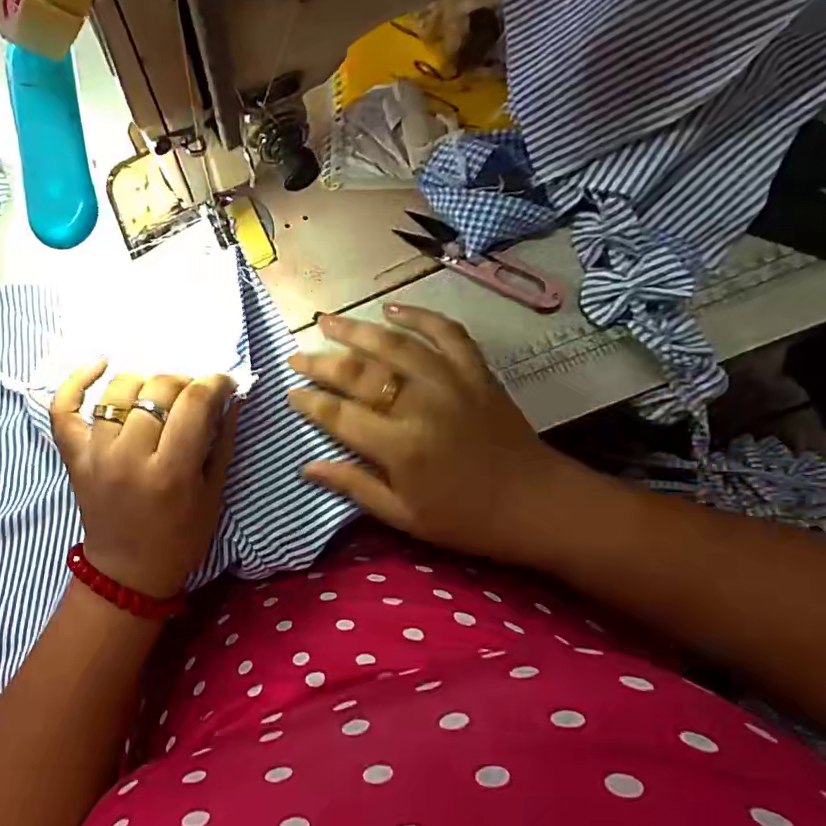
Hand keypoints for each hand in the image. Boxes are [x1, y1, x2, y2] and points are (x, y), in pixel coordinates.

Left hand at [51, 365, 238, 598]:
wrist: (127, 574)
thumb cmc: (180, 538)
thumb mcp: (213, 494)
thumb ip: (221, 441)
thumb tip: (230, 396)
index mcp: (170, 473)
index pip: (194, 402)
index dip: (215, 382)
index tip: (224, 384)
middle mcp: (129, 458)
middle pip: (157, 389)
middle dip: (184, 381)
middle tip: (194, 395)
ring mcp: (95, 456)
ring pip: (117, 390)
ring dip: (144, 381)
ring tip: (156, 394)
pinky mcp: (73, 458)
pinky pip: (63, 409)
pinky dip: (77, 381)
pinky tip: (100, 366)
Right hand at [288, 305, 586, 565]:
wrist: (535, 502)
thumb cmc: (464, 517)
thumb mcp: (404, 516)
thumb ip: (354, 486)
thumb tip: (307, 466)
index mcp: (399, 446)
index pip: (339, 416)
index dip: (310, 403)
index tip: (290, 393)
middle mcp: (420, 405)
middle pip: (359, 374)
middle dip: (321, 362)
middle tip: (296, 355)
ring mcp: (450, 381)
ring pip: (394, 344)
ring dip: (357, 330)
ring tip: (327, 320)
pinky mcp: (475, 370)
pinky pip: (445, 332)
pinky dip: (419, 315)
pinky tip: (392, 308)